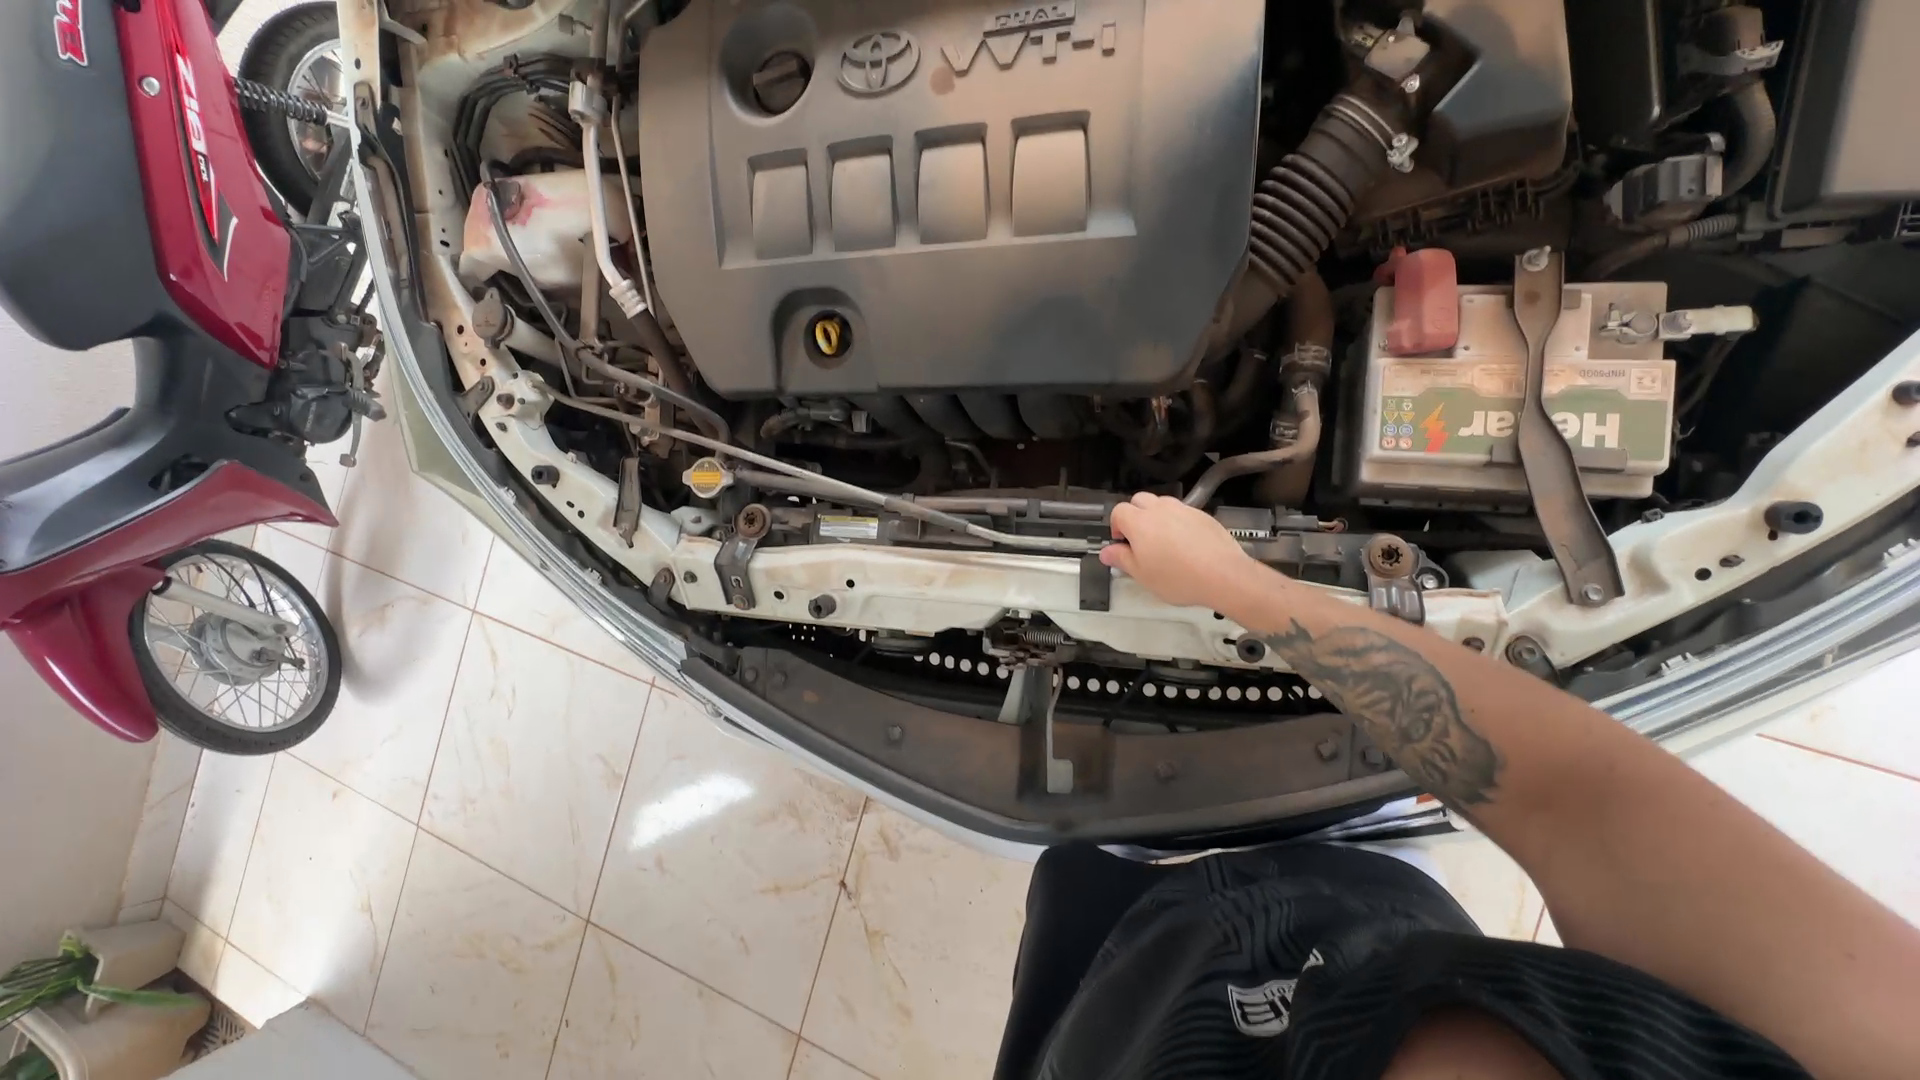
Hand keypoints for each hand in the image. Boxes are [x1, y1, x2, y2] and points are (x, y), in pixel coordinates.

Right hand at [1100, 492, 1260, 609]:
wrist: (1222, 575)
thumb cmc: (1179, 577)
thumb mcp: (1142, 575)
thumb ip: (1121, 559)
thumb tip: (1107, 552)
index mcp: (1140, 522)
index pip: (1118, 512)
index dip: (1116, 526)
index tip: (1122, 543)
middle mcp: (1160, 509)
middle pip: (1139, 500)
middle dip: (1134, 515)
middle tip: (1139, 540)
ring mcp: (1183, 510)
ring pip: (1162, 503)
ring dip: (1156, 516)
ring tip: (1162, 541)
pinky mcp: (1202, 515)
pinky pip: (1182, 512)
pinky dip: (1177, 522)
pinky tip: (1184, 544)